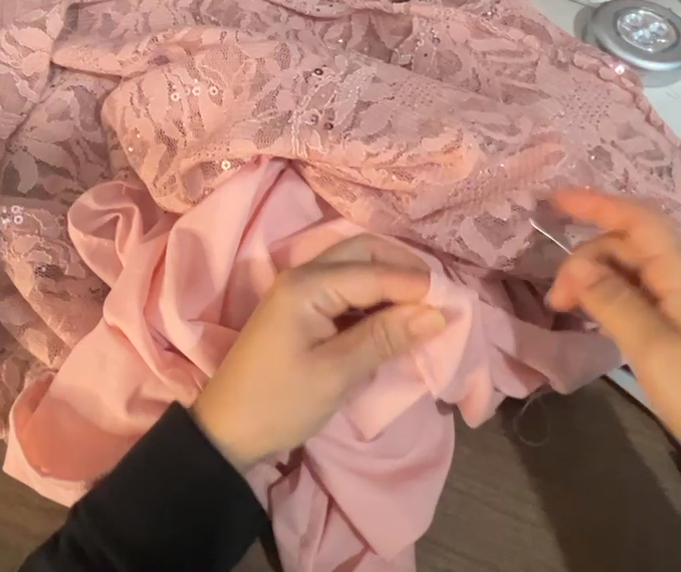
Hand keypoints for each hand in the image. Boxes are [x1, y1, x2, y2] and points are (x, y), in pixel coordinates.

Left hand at [192, 235, 447, 470]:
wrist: (226, 429)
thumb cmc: (280, 401)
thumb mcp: (336, 374)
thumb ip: (385, 338)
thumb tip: (436, 314)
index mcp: (307, 285)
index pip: (373, 272)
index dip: (415, 285)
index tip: (454, 303)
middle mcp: (303, 274)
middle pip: (362, 252)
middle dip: (402, 268)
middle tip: (438, 297)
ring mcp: (300, 289)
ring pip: (354, 265)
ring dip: (389, 278)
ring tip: (423, 306)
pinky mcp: (302, 307)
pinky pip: (344, 286)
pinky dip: (372, 295)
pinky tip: (393, 316)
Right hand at [545, 190, 680, 526]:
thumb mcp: (657, 355)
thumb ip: (614, 303)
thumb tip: (578, 266)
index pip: (639, 219)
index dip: (595, 203)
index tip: (551, 200)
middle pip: (632, 245)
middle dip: (586, 258)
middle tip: (557, 300)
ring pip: (639, 270)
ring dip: (599, 279)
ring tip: (571, 310)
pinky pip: (651, 295)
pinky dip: (618, 298)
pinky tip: (603, 320)